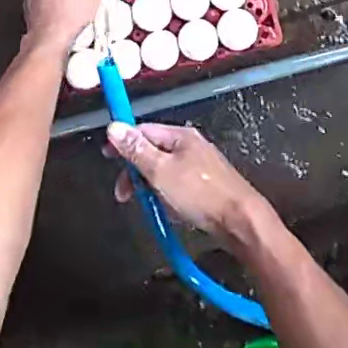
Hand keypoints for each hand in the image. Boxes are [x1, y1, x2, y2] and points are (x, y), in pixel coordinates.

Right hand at [105, 122, 272, 248]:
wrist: (240, 220)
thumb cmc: (200, 194)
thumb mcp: (160, 171)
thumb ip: (136, 150)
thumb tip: (114, 127)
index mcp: (180, 136)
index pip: (143, 131)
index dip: (123, 142)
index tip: (107, 158)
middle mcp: (190, 146)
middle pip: (152, 152)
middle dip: (135, 172)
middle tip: (124, 194)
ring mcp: (199, 166)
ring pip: (163, 172)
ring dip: (150, 188)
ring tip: (150, 206)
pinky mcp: (205, 186)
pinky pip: (176, 187)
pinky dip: (166, 197)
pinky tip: (168, 212)